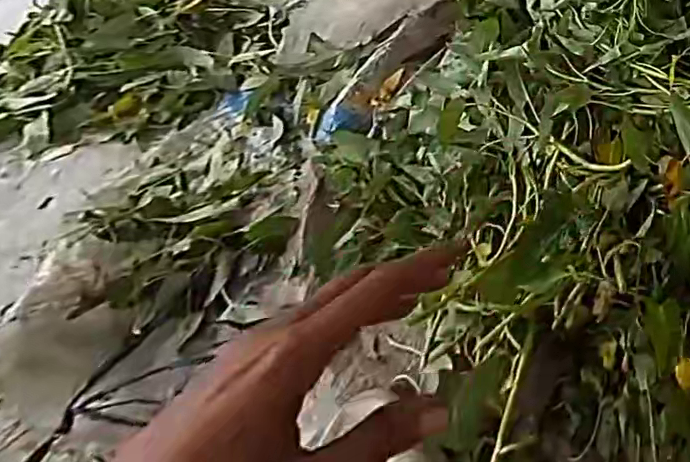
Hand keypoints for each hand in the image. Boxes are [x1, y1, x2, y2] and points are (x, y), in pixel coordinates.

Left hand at [114, 248, 460, 461]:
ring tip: (408, 301)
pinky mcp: (230, 365)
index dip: (421, 265)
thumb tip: (442, 406)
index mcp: (294, 351)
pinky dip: (340, 314)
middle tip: (444, 274)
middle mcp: (272, 335)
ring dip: (371, 294)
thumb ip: (375, 438)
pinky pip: (301, 320)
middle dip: (401, 274)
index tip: (459, 251)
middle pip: (350, 284)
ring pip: (325, 301)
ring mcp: (247, 347)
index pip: (374, 288)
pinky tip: (346, 336)